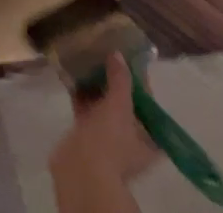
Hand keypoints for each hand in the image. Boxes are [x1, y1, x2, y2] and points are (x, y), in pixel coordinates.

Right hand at [50, 53, 160, 182]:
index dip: (139, 80)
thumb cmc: (110, 139)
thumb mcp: (120, 104)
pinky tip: (73, 73)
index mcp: (149, 138)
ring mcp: (107, 138)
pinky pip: (86, 109)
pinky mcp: (86, 135)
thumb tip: (117, 53)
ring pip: (104, 105)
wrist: (79, 170)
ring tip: (89, 59)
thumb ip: (121, 78)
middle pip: (125, 103)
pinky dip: (81, 94)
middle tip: (106, 55)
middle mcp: (131, 139)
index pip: (148, 102)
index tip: (128, 57)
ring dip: (96, 85)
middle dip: (114, 80)